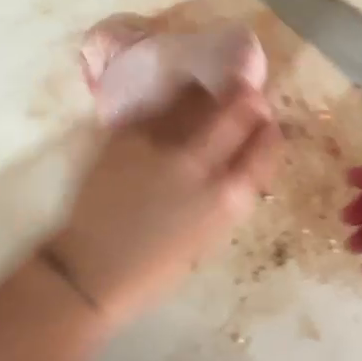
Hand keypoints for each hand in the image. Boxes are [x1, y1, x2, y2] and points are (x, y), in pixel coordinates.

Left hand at [48, 84, 280, 323]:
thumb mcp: (209, 235)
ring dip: (207, 95)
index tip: (266, 123)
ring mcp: (162, 143)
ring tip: (204, 100)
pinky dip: (170, 106)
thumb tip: (240, 158)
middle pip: (238, 108)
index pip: (265, 145)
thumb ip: (228, 192)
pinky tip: (167, 117)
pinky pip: (159, 106)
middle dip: (247, 96)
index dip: (268, 130)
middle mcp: (199, 163)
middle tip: (245, 91)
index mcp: (228, 198)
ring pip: (197, 95)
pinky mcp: (128, 133)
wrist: (93, 269)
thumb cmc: (155, 266)